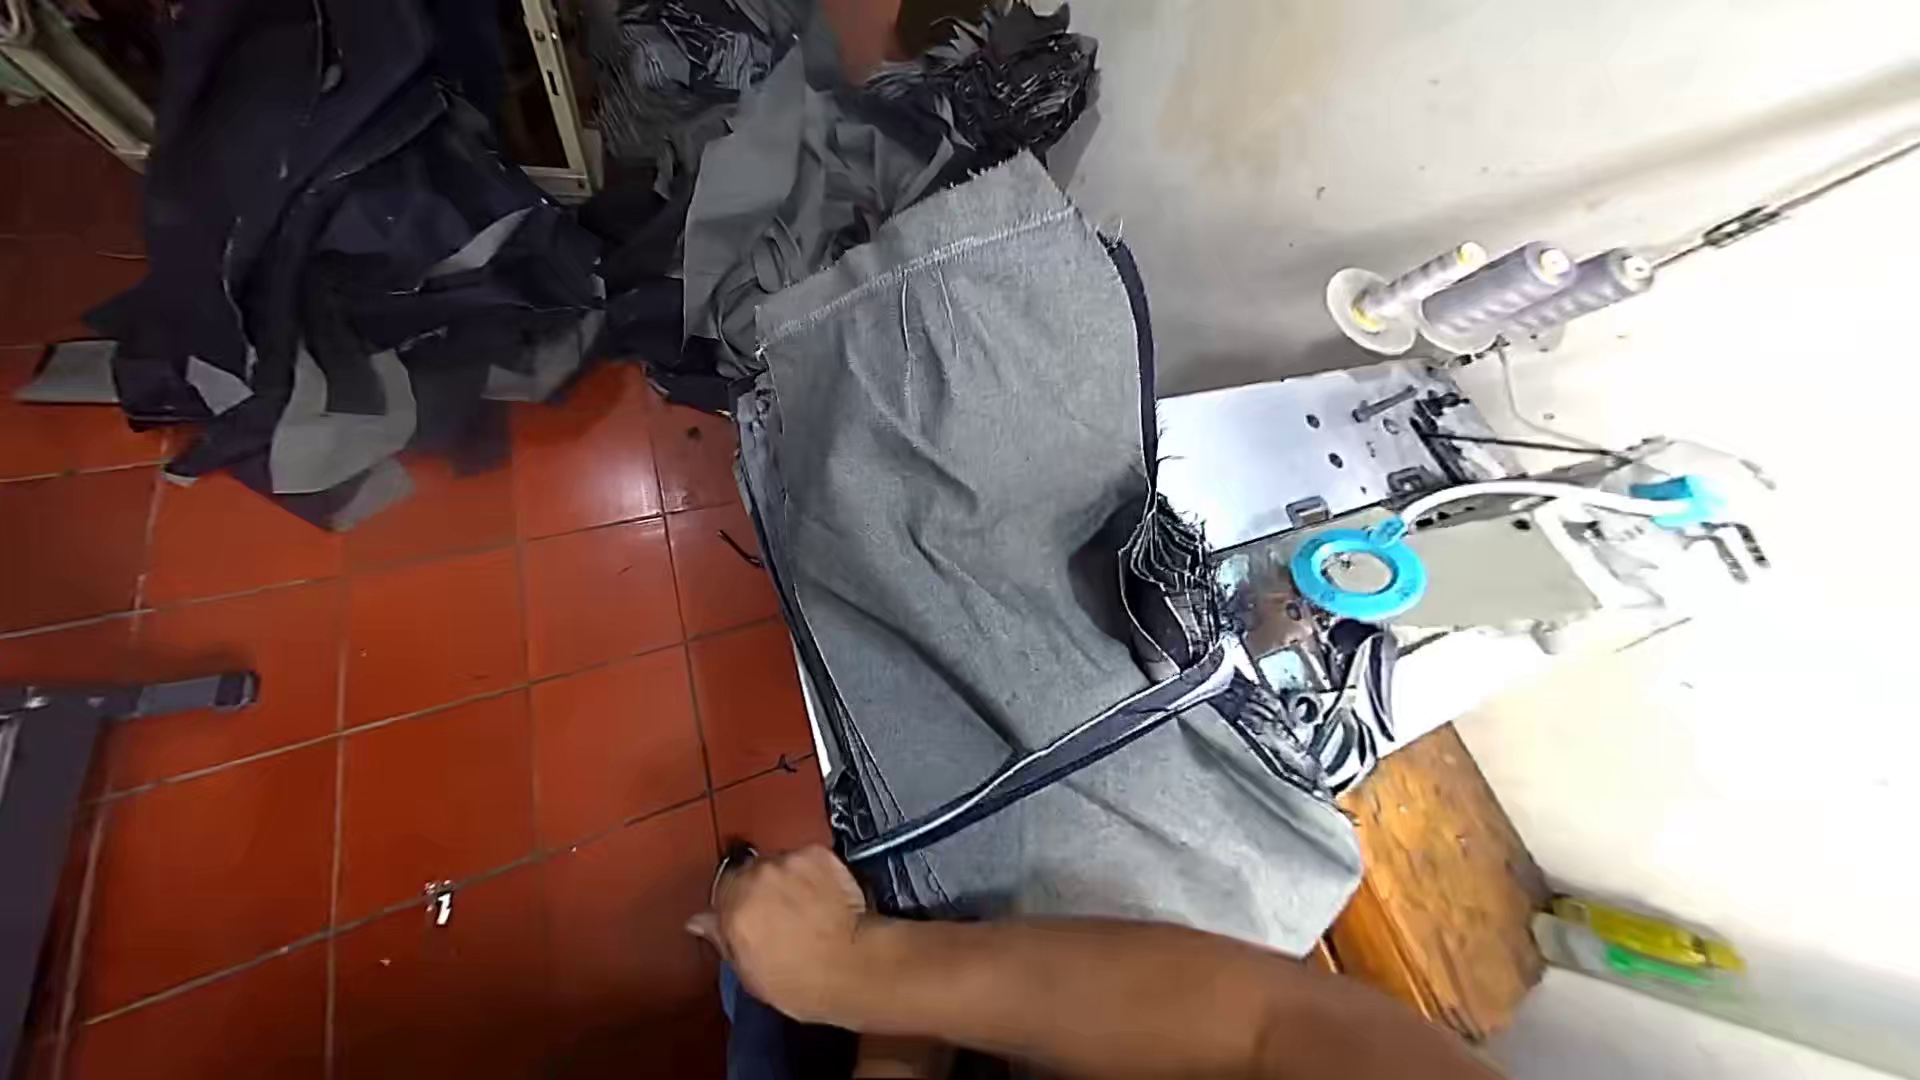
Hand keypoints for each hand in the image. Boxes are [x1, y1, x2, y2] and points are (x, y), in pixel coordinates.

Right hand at [686, 845, 872, 1023]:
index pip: (722, 885)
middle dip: (760, 887)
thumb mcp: (748, 971)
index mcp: (734, 905)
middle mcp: (758, 875)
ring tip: (803, 903)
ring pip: (779, 862)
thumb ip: (721, 937)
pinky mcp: (818, 852)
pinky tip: (820, 892)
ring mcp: (790, 860)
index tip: (745, 912)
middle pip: (751, 870)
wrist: (848, 961)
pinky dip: (810, 870)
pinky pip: (806, 856)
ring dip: (785, 877)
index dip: (734, 899)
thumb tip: (699, 920)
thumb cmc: (797, 979)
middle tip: (777, 911)